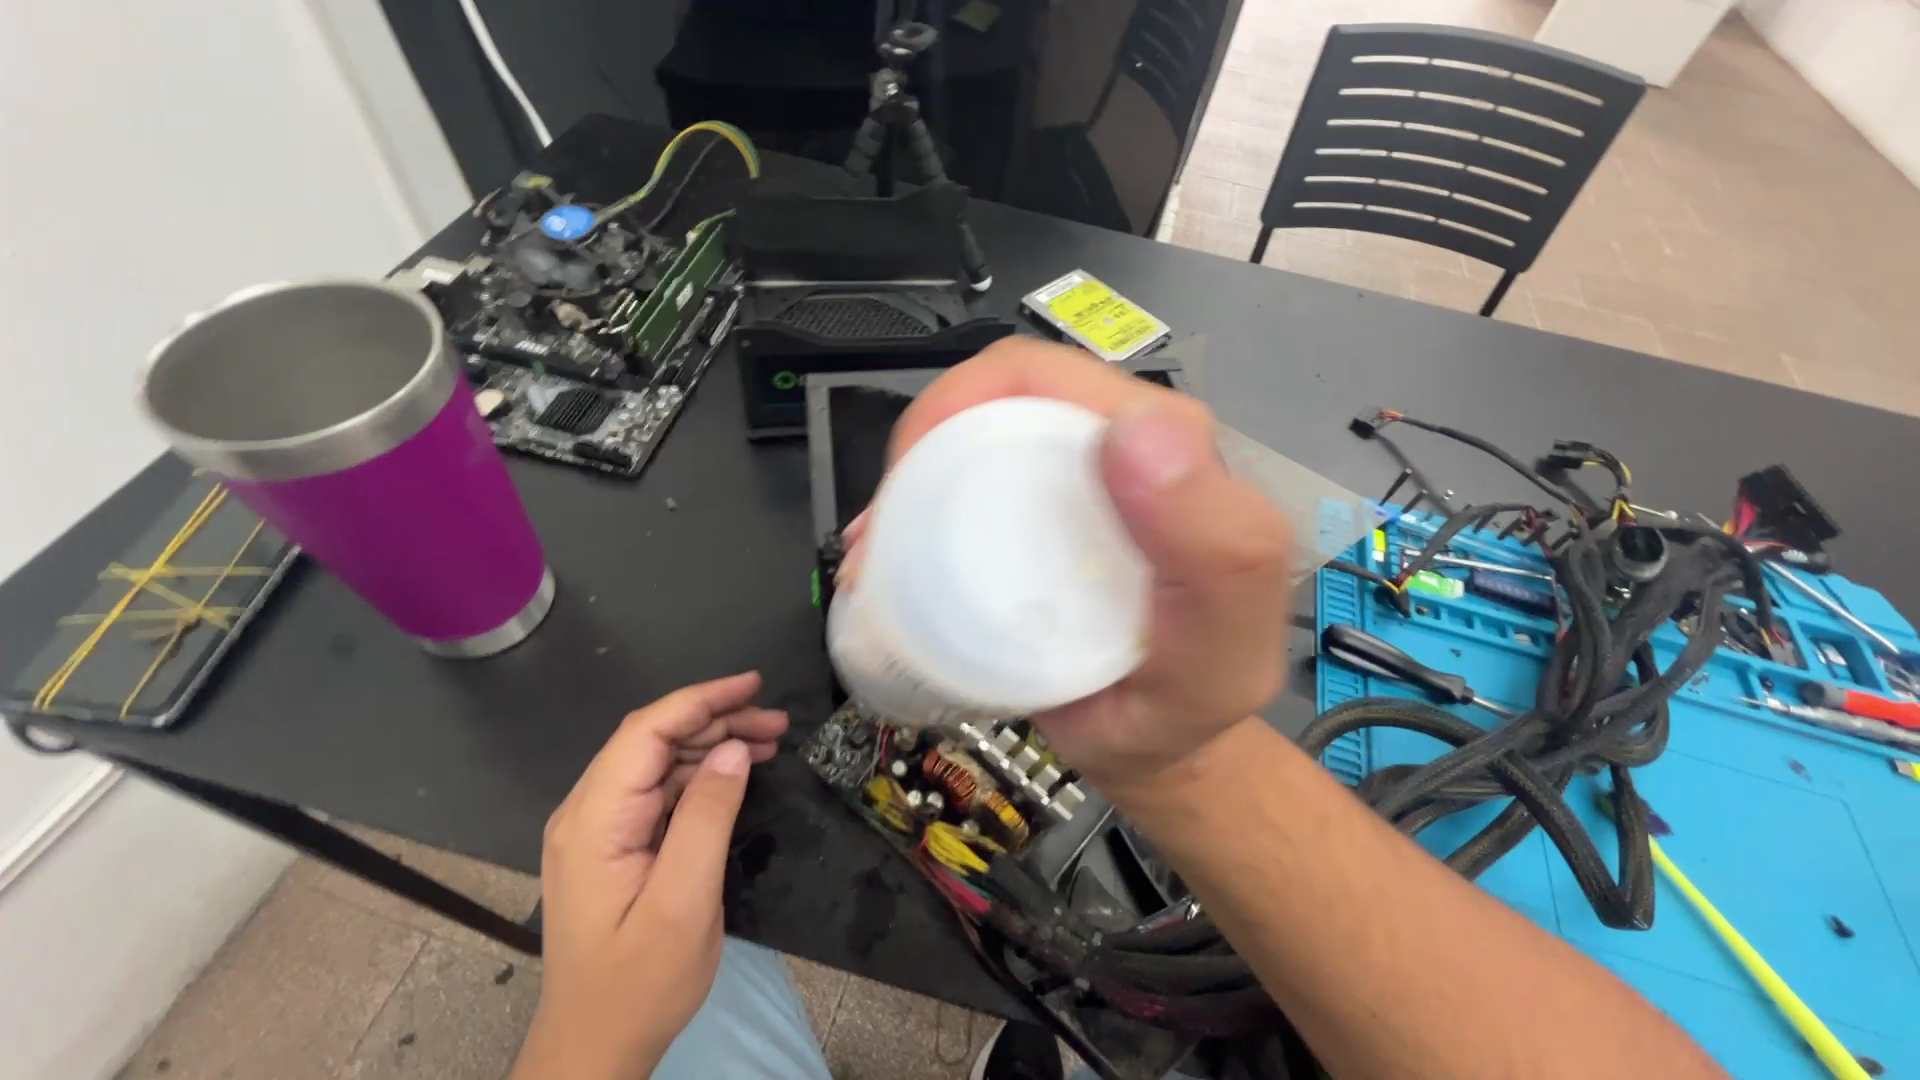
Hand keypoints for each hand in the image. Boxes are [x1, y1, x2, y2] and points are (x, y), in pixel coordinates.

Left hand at [512, 673, 787, 1079]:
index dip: (701, 699)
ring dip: (712, 745)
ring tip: (770, 741)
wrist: (594, 1048)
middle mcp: (587, 813)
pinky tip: (738, 774)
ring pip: (658, 762)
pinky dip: (701, 775)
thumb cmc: (639, 983)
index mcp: (595, 820)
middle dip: (716, 720)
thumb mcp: (684, 902)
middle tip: (778, 723)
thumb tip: (733, 750)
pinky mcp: (614, 846)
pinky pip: (658, 791)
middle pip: (653, 740)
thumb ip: (707, 817)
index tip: (754, 685)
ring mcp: (598, 829)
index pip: (647, 732)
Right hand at [882, 339, 1293, 787]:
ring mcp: (1068, 481)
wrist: (1154, 745)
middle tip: (879, 541)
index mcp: (1167, 444)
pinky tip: (885, 567)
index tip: (910, 489)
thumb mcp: (1221, 646)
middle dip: (918, 451)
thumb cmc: (1191, 701)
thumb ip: (1216, 549)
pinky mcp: (1033, 516)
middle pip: (992, 404)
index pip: (1048, 380)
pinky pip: (961, 488)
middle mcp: (1113, 447)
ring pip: (968, 442)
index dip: (959, 405)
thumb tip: (1133, 428)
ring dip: (908, 488)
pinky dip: (914, 516)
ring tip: (872, 561)